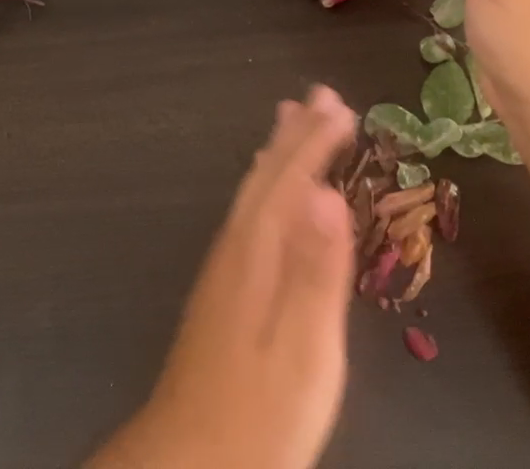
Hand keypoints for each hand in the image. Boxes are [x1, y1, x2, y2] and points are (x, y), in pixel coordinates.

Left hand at [88, 87, 356, 468]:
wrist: (189, 456)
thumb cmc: (260, 412)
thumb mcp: (304, 349)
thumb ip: (316, 273)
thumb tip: (326, 193)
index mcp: (257, 256)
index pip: (290, 183)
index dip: (315, 143)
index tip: (340, 104)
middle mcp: (235, 252)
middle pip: (266, 180)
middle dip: (294, 137)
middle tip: (318, 96)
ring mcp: (223, 273)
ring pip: (251, 196)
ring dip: (275, 157)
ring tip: (287, 123)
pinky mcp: (221, 295)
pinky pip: (246, 219)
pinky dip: (262, 191)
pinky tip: (265, 199)